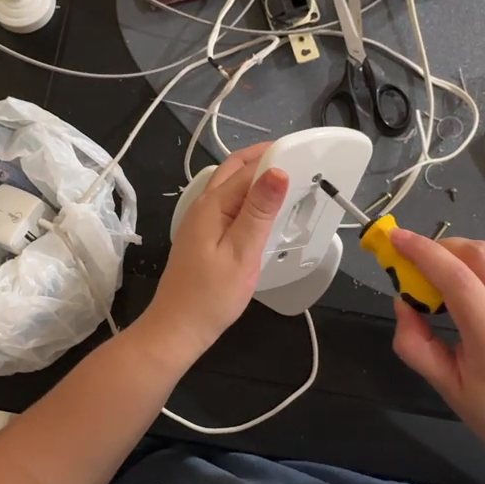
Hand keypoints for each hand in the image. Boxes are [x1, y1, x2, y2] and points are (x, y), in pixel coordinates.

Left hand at [142, 144, 288, 353]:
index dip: (275, 158)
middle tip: (298, 159)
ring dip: (256, 176)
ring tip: (288, 179)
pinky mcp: (203, 235)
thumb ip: (259, 211)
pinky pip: (228, 204)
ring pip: (230, 186)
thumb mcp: (242, 253)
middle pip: (233, 169)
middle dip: (263, 158)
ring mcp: (201, 220)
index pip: (247, 169)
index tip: (306, 155)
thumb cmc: (212, 295)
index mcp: (212, 205)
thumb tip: (277, 170)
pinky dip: (249, 196)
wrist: (178, 328)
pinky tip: (266, 210)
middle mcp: (203, 205)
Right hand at [388, 231, 484, 457]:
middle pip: (481, 255)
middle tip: (423, 259)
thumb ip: (414, 342)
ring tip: (451, 269)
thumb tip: (403, 301)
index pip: (457, 279)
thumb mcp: (443, 384)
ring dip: (470, 251)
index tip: (397, 238)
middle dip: (444, 246)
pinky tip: (482, 278)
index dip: (423, 252)